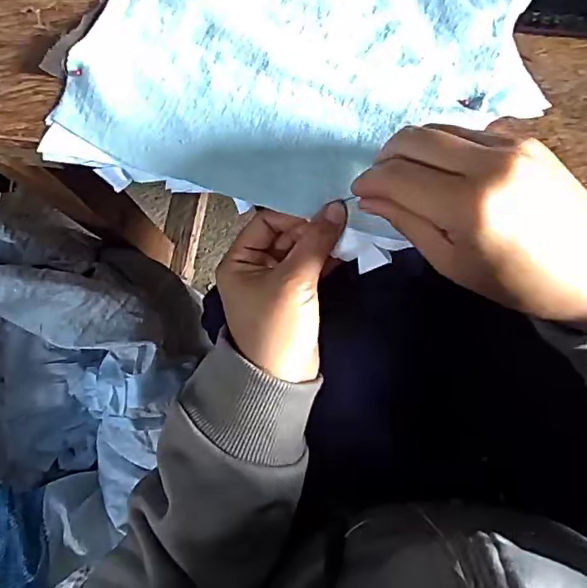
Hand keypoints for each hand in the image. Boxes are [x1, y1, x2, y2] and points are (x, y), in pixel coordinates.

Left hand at [215, 202, 346, 381]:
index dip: (294, 215)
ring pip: (300, 250)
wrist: (282, 380)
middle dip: (312, 227)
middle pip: (284, 234)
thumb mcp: (295, 280)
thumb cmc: (278, 327)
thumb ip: (316, 241)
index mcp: (239, 260)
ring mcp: (275, 282)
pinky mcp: (295, 295)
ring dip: (322, 242)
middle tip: (341, 220)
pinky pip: (310, 267)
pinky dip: (326, 258)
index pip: (265, 221)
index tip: (324, 213)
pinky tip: (346, 251)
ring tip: (347, 234)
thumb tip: (335, 207)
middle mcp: (253, 267)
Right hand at [350, 126, 586, 329]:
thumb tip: (370, 198)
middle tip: (379, 181)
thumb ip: (408, 223)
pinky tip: (445, 169)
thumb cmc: (518, 282)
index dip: (370, 182)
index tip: (360, 193)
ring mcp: (510, 145)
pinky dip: (444, 144)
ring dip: (412, 147)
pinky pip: (467, 130)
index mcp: (469, 205)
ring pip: (437, 127)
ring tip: (408, 173)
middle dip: (385, 157)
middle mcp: (488, 164)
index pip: (398, 176)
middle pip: (413, 139)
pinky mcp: (525, 138)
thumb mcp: (453, 263)